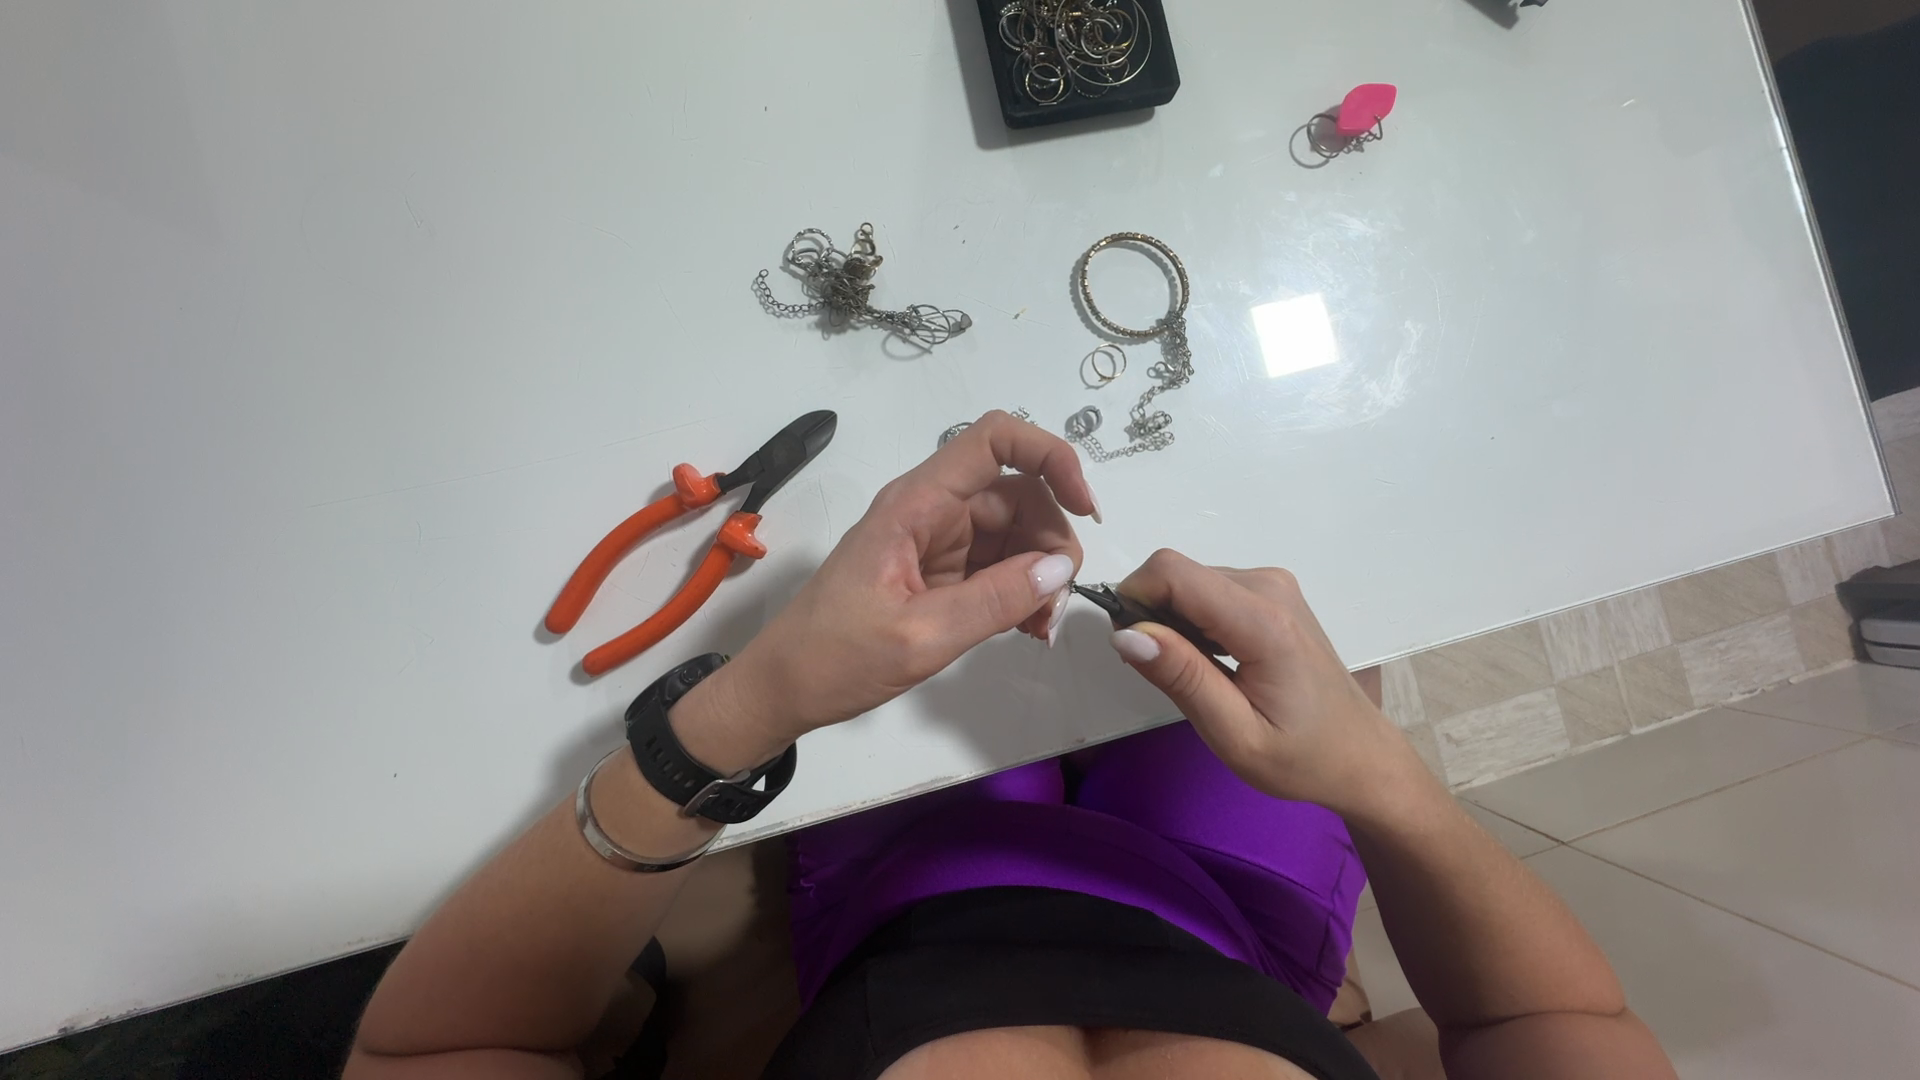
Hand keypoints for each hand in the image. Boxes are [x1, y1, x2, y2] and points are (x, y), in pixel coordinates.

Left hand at [684, 411, 1098, 758]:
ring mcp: (938, 542)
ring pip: (1015, 534)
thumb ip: (995, 600)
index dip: (1050, 456)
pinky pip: (998, 567)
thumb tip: (1060, 568)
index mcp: (917, 503)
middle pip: (1018, 495)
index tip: (1085, 508)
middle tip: (1053, 607)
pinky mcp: (940, 573)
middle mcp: (932, 511)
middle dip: (1051, 543)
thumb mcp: (920, 636)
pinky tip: (1027, 629)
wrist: (783, 689)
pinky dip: (1021, 593)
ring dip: (1040, 576)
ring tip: (1039, 629)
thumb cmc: (835, 657)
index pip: (994, 439)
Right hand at [1105, 550, 1414, 815]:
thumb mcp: (1233, 735)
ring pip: (1188, 579)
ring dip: (1169, 618)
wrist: (1361, 756)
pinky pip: (1207, 586)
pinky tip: (1209, 658)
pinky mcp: (1271, 591)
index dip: (1135, 597)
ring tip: (1190, 671)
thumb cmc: (1299, 757)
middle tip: (1160, 672)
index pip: (1172, 573)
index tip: (1130, 645)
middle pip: (1177, 574)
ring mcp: (1273, 584)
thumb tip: (1126, 632)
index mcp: (1262, 622)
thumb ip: (1181, 678)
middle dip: (1149, 613)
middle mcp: (1268, 586)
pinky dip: (1191, 616)